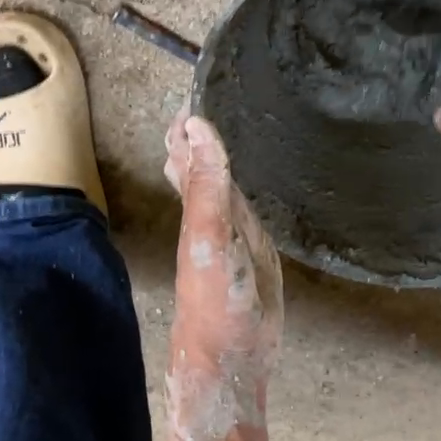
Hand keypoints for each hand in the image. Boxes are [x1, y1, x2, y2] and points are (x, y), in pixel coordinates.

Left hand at [164, 112, 283, 369]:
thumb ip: (207, 185)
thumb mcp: (210, 237)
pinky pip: (246, 204)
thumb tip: (197, 124)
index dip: (188, 120)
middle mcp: (210, 211)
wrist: (233, 358)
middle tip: (216, 92)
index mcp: (194, 204)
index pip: (185, 149)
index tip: (200, 82)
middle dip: (200, 129)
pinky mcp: (255, 247)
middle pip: (199, 161)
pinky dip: (243, 182)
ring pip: (222, 179)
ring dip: (220, 151)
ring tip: (228, 120)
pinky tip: (250, 175)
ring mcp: (233, 229)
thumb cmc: (215, 300)